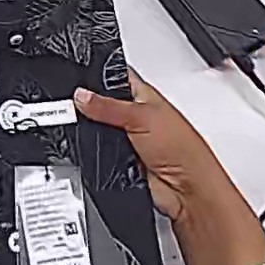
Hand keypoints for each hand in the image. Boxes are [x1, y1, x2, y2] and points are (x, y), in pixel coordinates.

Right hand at [76, 71, 264, 264]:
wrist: (187, 192)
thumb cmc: (182, 149)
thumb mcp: (140, 117)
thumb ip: (107, 106)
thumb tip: (82, 95)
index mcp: (144, 95)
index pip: (117, 76)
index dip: (98, 73)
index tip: (78, 77)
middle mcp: (136, 114)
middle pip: (103, 103)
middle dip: (90, 105)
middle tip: (76, 104)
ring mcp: (129, 137)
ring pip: (100, 128)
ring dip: (95, 130)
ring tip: (89, 129)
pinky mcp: (122, 159)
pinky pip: (101, 150)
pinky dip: (97, 151)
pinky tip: (96, 149)